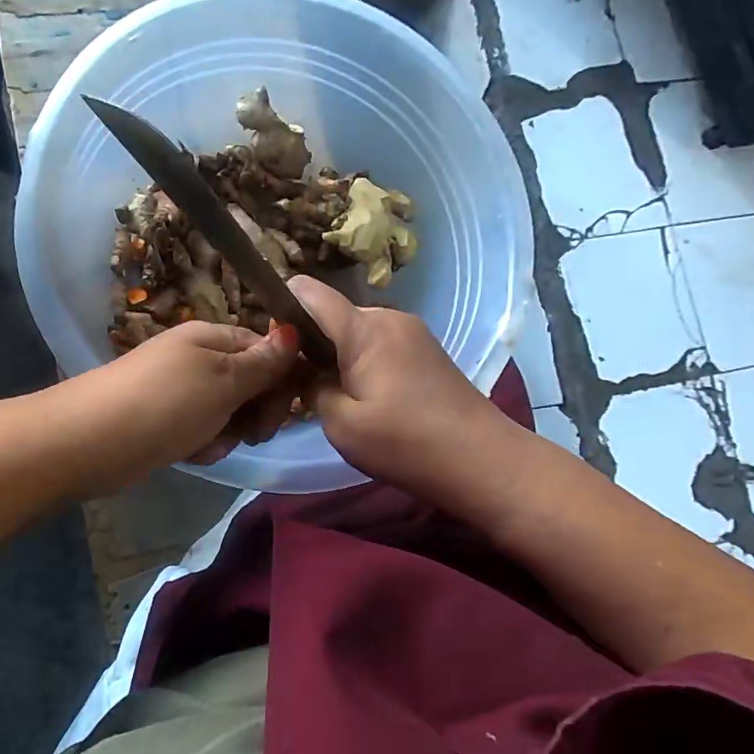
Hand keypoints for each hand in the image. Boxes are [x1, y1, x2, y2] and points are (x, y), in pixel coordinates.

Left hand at [53, 320, 301, 494]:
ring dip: (227, 434)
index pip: (266, 350)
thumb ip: (264, 362)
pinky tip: (190, 454)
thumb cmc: (166, 404)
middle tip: (250, 434)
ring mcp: (180, 391)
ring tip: (207, 445)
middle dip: (254, 413)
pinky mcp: (166, 421)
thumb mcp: (224, 380)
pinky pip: (202, 431)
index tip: (282, 412)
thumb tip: (295, 330)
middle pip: (250, 384)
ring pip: (228, 413)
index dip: (282, 380)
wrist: (93, 440)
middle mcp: (197, 359)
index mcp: (212, 337)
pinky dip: (202, 444)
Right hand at [289, 276, 516, 497]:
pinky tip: (364, 400)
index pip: (308, 292)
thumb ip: (312, 387)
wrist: (481, 461)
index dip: (281, 307)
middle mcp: (388, 317)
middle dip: (310, 344)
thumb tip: (306, 372)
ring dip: (336, 358)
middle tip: (298, 388)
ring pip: (355, 333)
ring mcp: (411, 332)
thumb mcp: (340, 423)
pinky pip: (378, 345)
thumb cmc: (404, 443)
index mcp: (364, 327)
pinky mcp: (425, 351)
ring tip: (332, 399)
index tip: (272, 344)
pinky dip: (361, 364)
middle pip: (332, 316)